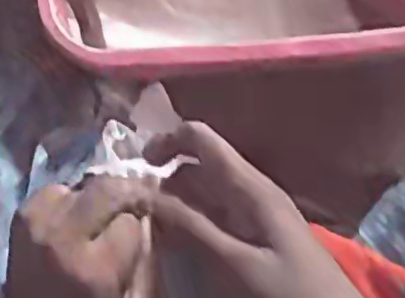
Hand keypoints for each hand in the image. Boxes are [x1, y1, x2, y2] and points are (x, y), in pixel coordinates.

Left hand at [7, 177, 153, 297]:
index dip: (137, 231)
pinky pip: (54, 191)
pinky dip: (67, 201)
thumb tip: (148, 217)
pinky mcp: (21, 213)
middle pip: (104, 189)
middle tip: (136, 199)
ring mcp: (37, 220)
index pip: (130, 225)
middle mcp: (63, 237)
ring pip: (79, 187)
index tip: (139, 235)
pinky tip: (70, 221)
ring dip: (93, 199)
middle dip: (125, 192)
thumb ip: (140, 263)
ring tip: (98, 216)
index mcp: (94, 272)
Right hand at [142, 124, 359, 297]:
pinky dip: (197, 223)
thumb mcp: (239, 267)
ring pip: (207, 191)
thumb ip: (191, 227)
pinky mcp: (265, 240)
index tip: (139, 166)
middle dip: (167, 179)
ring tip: (158, 230)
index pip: (199, 136)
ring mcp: (260, 215)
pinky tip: (186, 247)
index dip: (165, 140)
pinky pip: (220, 216)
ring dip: (179, 203)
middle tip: (142, 208)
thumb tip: (144, 192)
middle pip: (199, 164)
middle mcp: (253, 190)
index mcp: (250, 185)